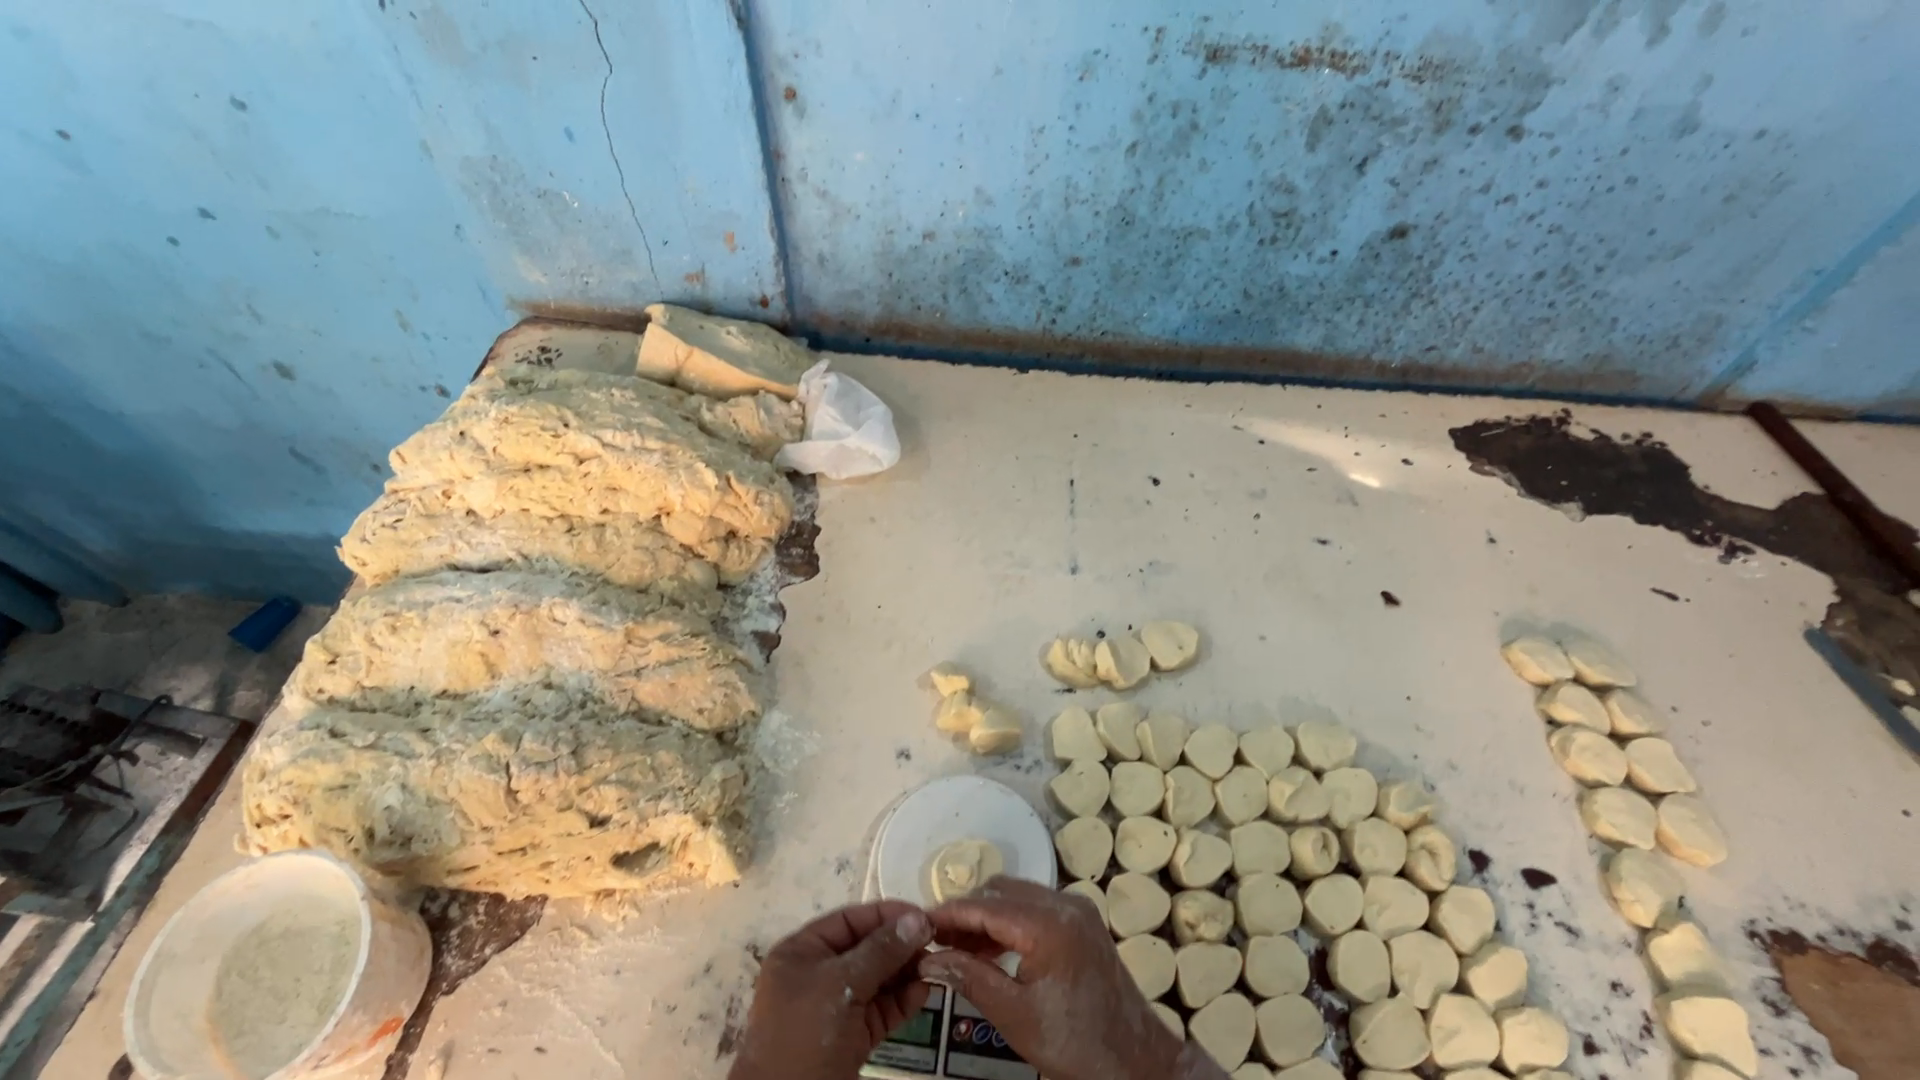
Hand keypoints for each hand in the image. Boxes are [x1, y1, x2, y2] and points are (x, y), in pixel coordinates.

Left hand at [728, 901, 934, 1079]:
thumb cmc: (805, 1035)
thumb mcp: (840, 985)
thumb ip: (881, 951)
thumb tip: (918, 919)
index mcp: (803, 953)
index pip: (849, 921)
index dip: (885, 915)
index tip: (923, 916)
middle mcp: (819, 975)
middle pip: (867, 948)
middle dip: (900, 945)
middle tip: (936, 943)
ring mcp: (836, 1007)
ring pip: (878, 979)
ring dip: (906, 972)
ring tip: (936, 966)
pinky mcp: (852, 1036)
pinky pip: (882, 1009)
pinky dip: (903, 1000)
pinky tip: (925, 991)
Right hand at [919, 877, 1224, 1079]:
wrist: (1135, 1061)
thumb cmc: (1072, 1043)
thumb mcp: (1013, 1014)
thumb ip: (969, 977)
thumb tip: (927, 958)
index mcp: (1048, 923)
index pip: (985, 905)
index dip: (948, 914)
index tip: (917, 925)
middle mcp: (1064, 903)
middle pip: (1000, 892)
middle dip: (966, 912)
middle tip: (934, 940)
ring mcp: (1077, 909)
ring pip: (1017, 896)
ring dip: (986, 916)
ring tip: (956, 948)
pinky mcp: (1082, 921)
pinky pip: (1035, 907)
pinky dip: (1009, 922)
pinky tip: (989, 950)